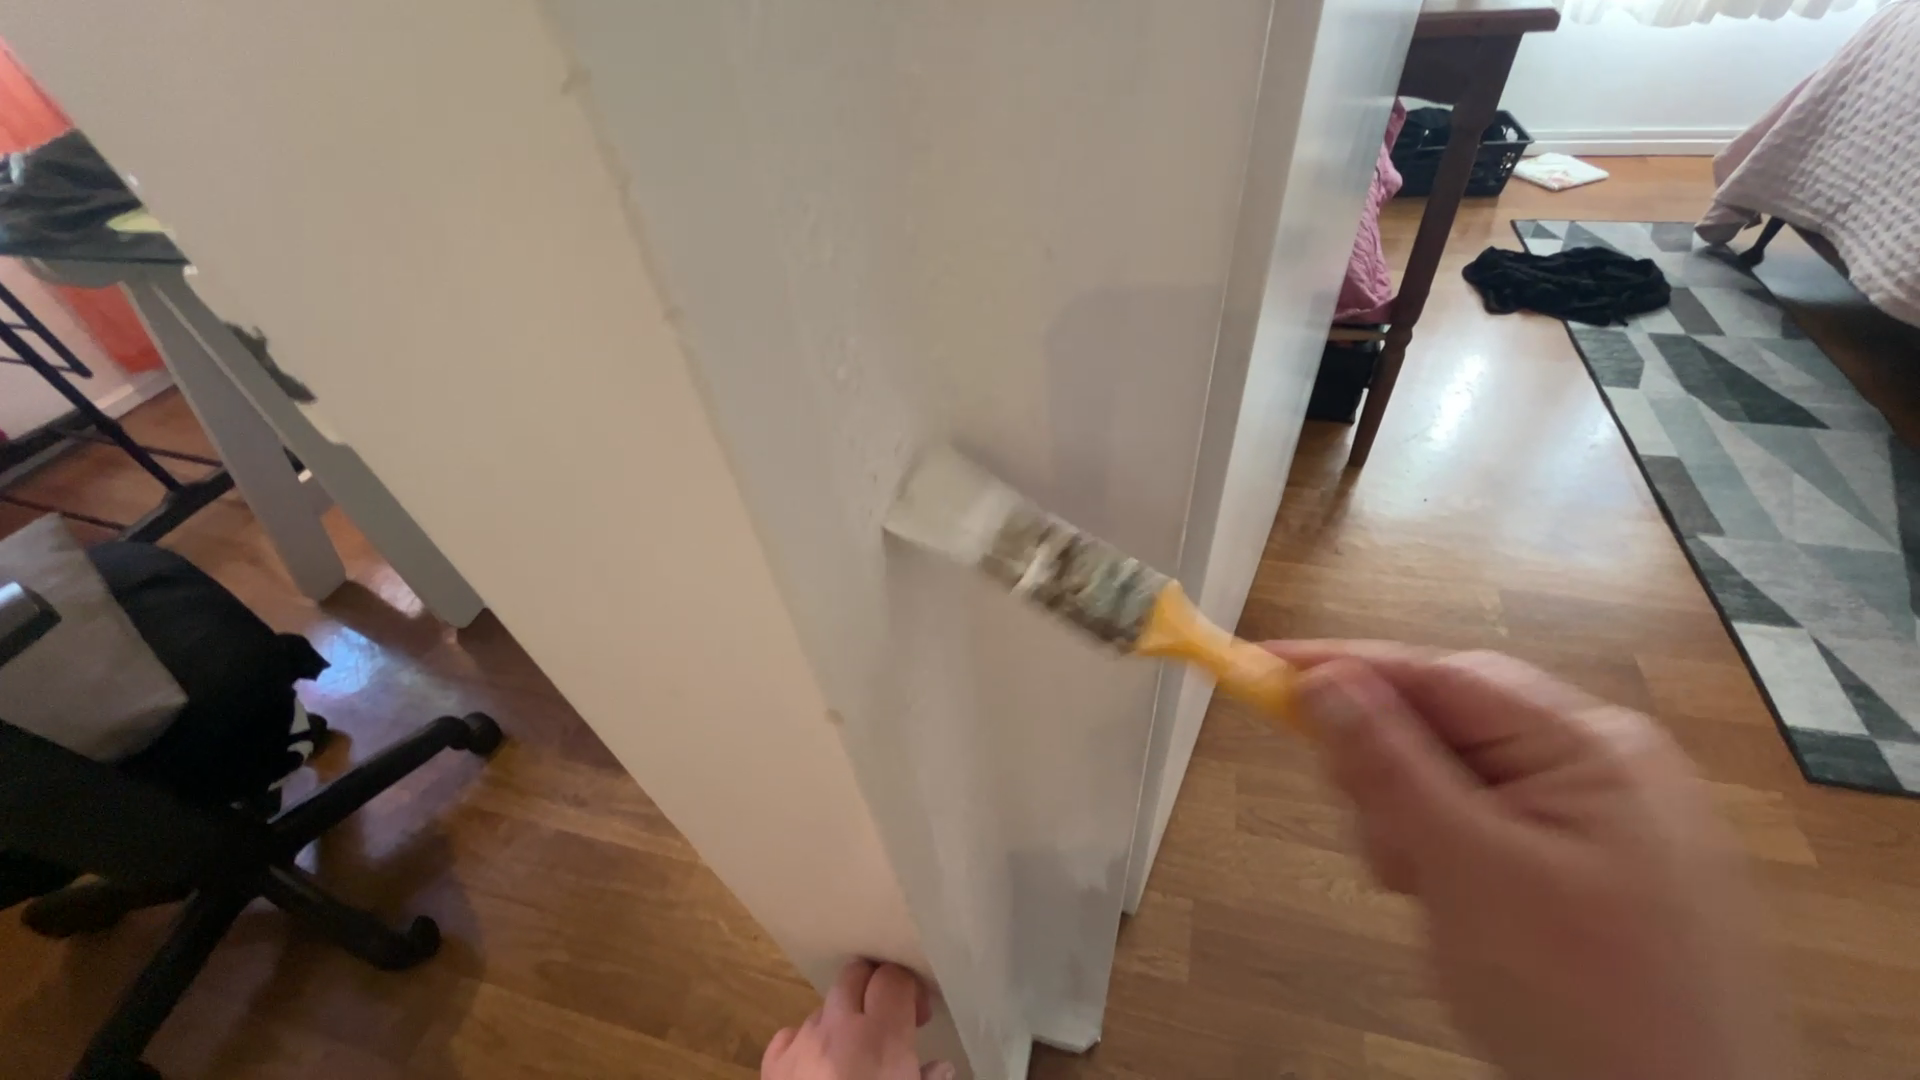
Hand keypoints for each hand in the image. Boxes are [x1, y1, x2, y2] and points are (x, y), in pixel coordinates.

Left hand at [762, 959, 953, 1079]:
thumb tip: (939, 1070)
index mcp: (881, 1040)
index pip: (893, 978)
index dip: (907, 989)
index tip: (918, 1016)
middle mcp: (838, 1029)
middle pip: (854, 975)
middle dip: (873, 988)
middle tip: (889, 1021)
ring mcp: (800, 1046)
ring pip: (823, 1007)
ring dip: (841, 1021)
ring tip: (854, 1057)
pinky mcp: (771, 1069)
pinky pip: (790, 1035)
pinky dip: (806, 1044)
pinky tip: (817, 1072)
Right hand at [1267, 641, 1791, 1079]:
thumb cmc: (1582, 997)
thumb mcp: (1466, 868)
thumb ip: (1389, 765)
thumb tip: (1322, 678)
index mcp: (1585, 743)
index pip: (1435, 674)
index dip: (1342, 666)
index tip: (1262, 666)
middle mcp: (1592, 758)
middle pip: (1441, 721)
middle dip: (1385, 768)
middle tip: (1370, 827)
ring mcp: (1590, 807)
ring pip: (1446, 771)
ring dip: (1406, 815)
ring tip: (1417, 883)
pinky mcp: (1576, 852)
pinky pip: (1472, 814)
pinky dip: (1434, 842)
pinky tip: (1442, 893)